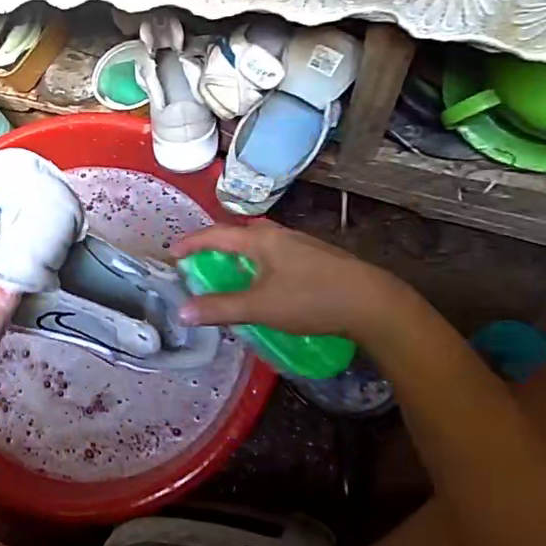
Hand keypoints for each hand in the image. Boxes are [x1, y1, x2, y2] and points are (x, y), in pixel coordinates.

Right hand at [170, 220, 411, 340]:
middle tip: (201, 263)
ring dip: (240, 256)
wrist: (372, 302)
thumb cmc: (311, 299)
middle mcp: (280, 235)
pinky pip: (277, 255)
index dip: (192, 243)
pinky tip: (266, 284)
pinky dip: (260, 265)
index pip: (217, 235)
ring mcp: (301, 245)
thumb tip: (182, 311)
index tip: (173, 252)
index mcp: (261, 240)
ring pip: (261, 245)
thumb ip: (219, 308)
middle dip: (217, 246)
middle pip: (240, 235)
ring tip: (230, 274)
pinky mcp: (317, 258)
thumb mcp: (260, 307)